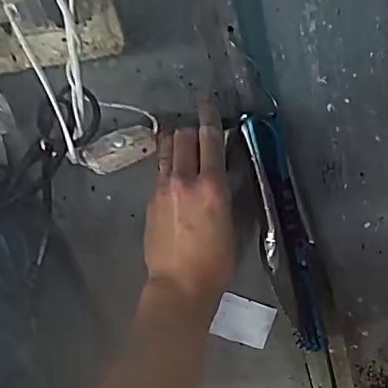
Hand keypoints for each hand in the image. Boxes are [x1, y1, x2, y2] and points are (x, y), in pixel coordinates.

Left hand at [142, 98, 233, 304]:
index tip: (209, 102)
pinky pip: (160, 173)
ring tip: (183, 144)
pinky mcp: (151, 202)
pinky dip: (169, 166)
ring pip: (167, 151)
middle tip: (200, 131)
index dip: (211, 118)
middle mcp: (184, 181)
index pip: (211, 141)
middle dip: (193, 130)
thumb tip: (235, 183)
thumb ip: (235, 202)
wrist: (179, 285)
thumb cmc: (216, 265)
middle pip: (184, 138)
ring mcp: (163, 189)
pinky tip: (175, 177)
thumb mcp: (236, 232)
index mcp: (212, 188)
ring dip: (177, 143)